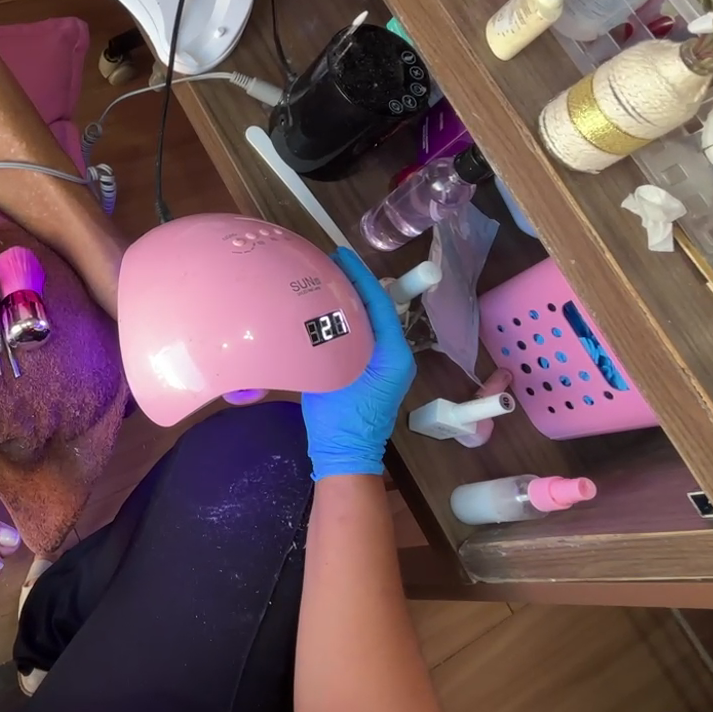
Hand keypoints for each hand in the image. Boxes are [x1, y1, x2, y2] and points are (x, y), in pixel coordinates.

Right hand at [301, 249, 416, 478]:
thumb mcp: (333, 374)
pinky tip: (326, 313)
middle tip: (329, 265)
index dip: (361, 277)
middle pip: (378, 309)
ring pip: (370, 322)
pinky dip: (348, 320)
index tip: (341, 256)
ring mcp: (384, 365)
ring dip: (351, 302)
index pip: (379, 303)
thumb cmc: (340, 418)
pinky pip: (363, 336)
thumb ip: (332, 341)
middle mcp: (395, 355)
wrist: (344, 454)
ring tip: (326, 282)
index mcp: (392, 353)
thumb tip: (317, 311)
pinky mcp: (371, 372)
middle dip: (356, 285)